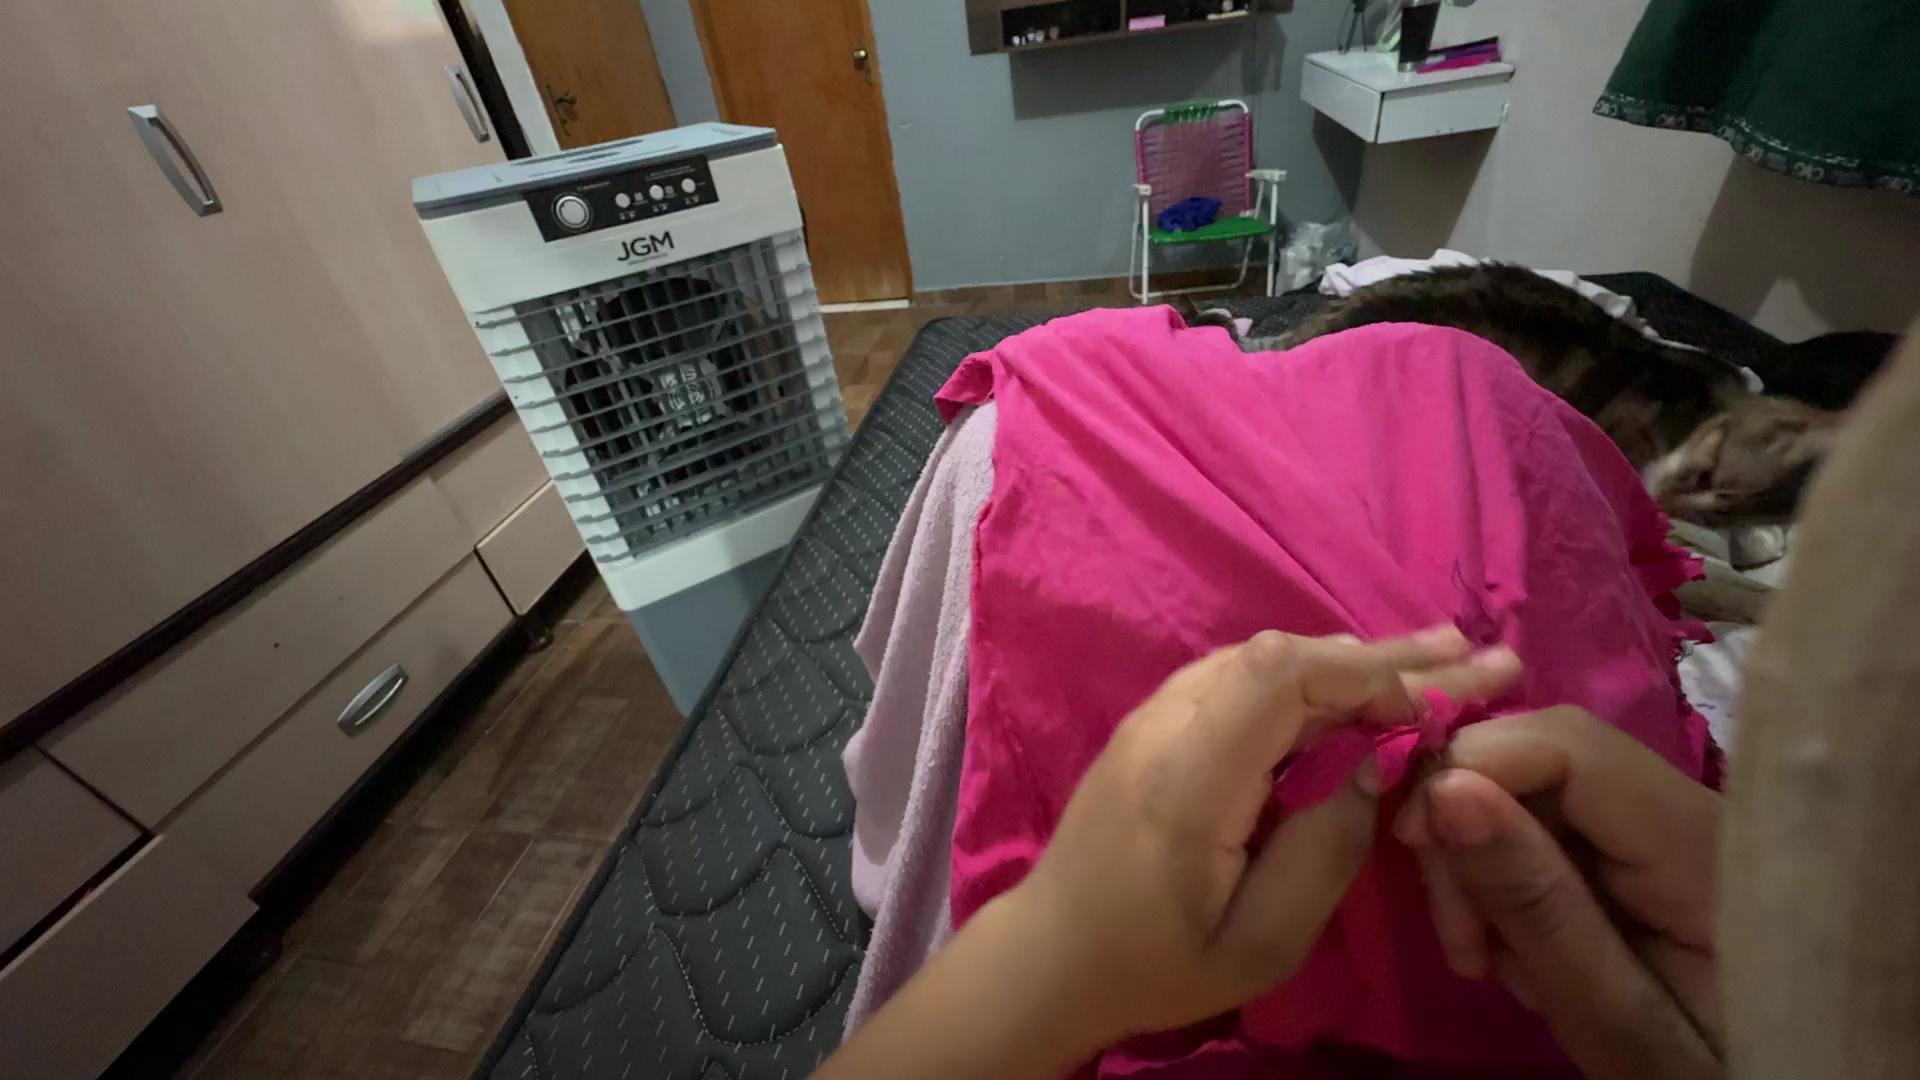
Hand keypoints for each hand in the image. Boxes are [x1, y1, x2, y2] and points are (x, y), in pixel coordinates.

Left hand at [1001, 627, 1523, 1048]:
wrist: (1055, 946)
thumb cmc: (1156, 962)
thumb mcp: (1262, 938)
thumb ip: (1326, 845)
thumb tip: (1379, 762)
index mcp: (1187, 776)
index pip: (1275, 676)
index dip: (1363, 674)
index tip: (1435, 705)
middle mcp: (1164, 724)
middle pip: (1273, 658)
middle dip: (1378, 658)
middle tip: (1472, 656)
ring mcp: (1150, 717)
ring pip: (1254, 660)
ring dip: (1343, 660)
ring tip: (1429, 661)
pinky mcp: (1151, 725)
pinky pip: (1234, 680)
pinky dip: (1301, 678)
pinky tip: (1346, 684)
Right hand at [1396, 707, 1722, 1079]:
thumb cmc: (1706, 1077)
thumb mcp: (1618, 1023)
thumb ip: (1535, 906)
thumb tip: (1443, 787)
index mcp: (1711, 852)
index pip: (1567, 745)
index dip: (1469, 764)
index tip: (1412, 840)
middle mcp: (1696, 812)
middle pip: (1536, 756)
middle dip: (1461, 821)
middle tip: (1454, 927)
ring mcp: (1668, 823)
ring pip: (1523, 783)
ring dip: (1471, 853)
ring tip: (1478, 950)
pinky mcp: (1641, 841)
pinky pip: (1537, 814)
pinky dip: (1495, 866)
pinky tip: (1503, 935)